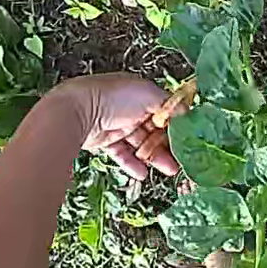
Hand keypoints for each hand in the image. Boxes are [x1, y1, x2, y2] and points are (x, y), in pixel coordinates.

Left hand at [51, 74, 179, 178]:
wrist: (77, 111)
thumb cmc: (115, 97)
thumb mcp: (149, 94)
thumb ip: (170, 105)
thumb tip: (188, 111)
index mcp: (141, 93)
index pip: (165, 111)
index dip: (176, 125)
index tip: (189, 139)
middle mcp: (130, 108)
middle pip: (155, 129)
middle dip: (169, 145)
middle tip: (182, 160)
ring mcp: (117, 124)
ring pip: (141, 144)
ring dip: (155, 157)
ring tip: (169, 171)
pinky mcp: (104, 141)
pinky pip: (122, 154)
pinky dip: (132, 164)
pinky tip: (142, 174)